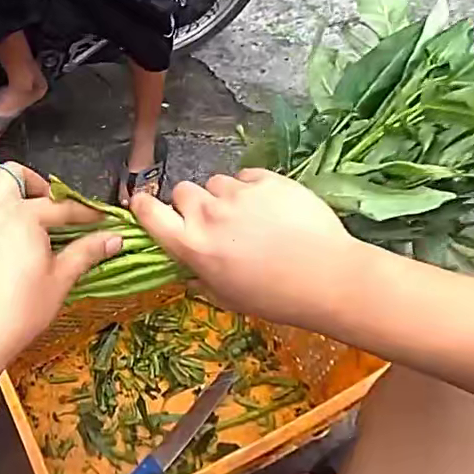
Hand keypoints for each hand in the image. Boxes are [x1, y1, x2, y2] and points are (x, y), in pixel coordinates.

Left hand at [0, 163, 122, 410]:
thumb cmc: (17, 313)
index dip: (84, 214)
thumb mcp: (60, 280)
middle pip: (14, 175)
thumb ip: (86, 252)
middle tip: (53, 206)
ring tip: (22, 214)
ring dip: (5, 192)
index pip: (61, 206)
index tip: (98, 220)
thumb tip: (112, 239)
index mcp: (22, 216)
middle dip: (37, 185)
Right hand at [129, 168, 379, 331]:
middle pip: (183, 191)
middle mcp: (207, 213)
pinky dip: (252, 188)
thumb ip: (199, 278)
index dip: (143, 206)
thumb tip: (187, 269)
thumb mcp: (226, 297)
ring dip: (225, 196)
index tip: (146, 206)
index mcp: (191, 244)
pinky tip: (271, 208)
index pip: (148, 212)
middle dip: (193, 203)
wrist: (329, 278)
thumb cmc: (275, 297)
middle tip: (214, 221)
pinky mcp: (267, 179)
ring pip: (216, 182)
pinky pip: (247, 176)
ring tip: (250, 216)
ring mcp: (238, 193)